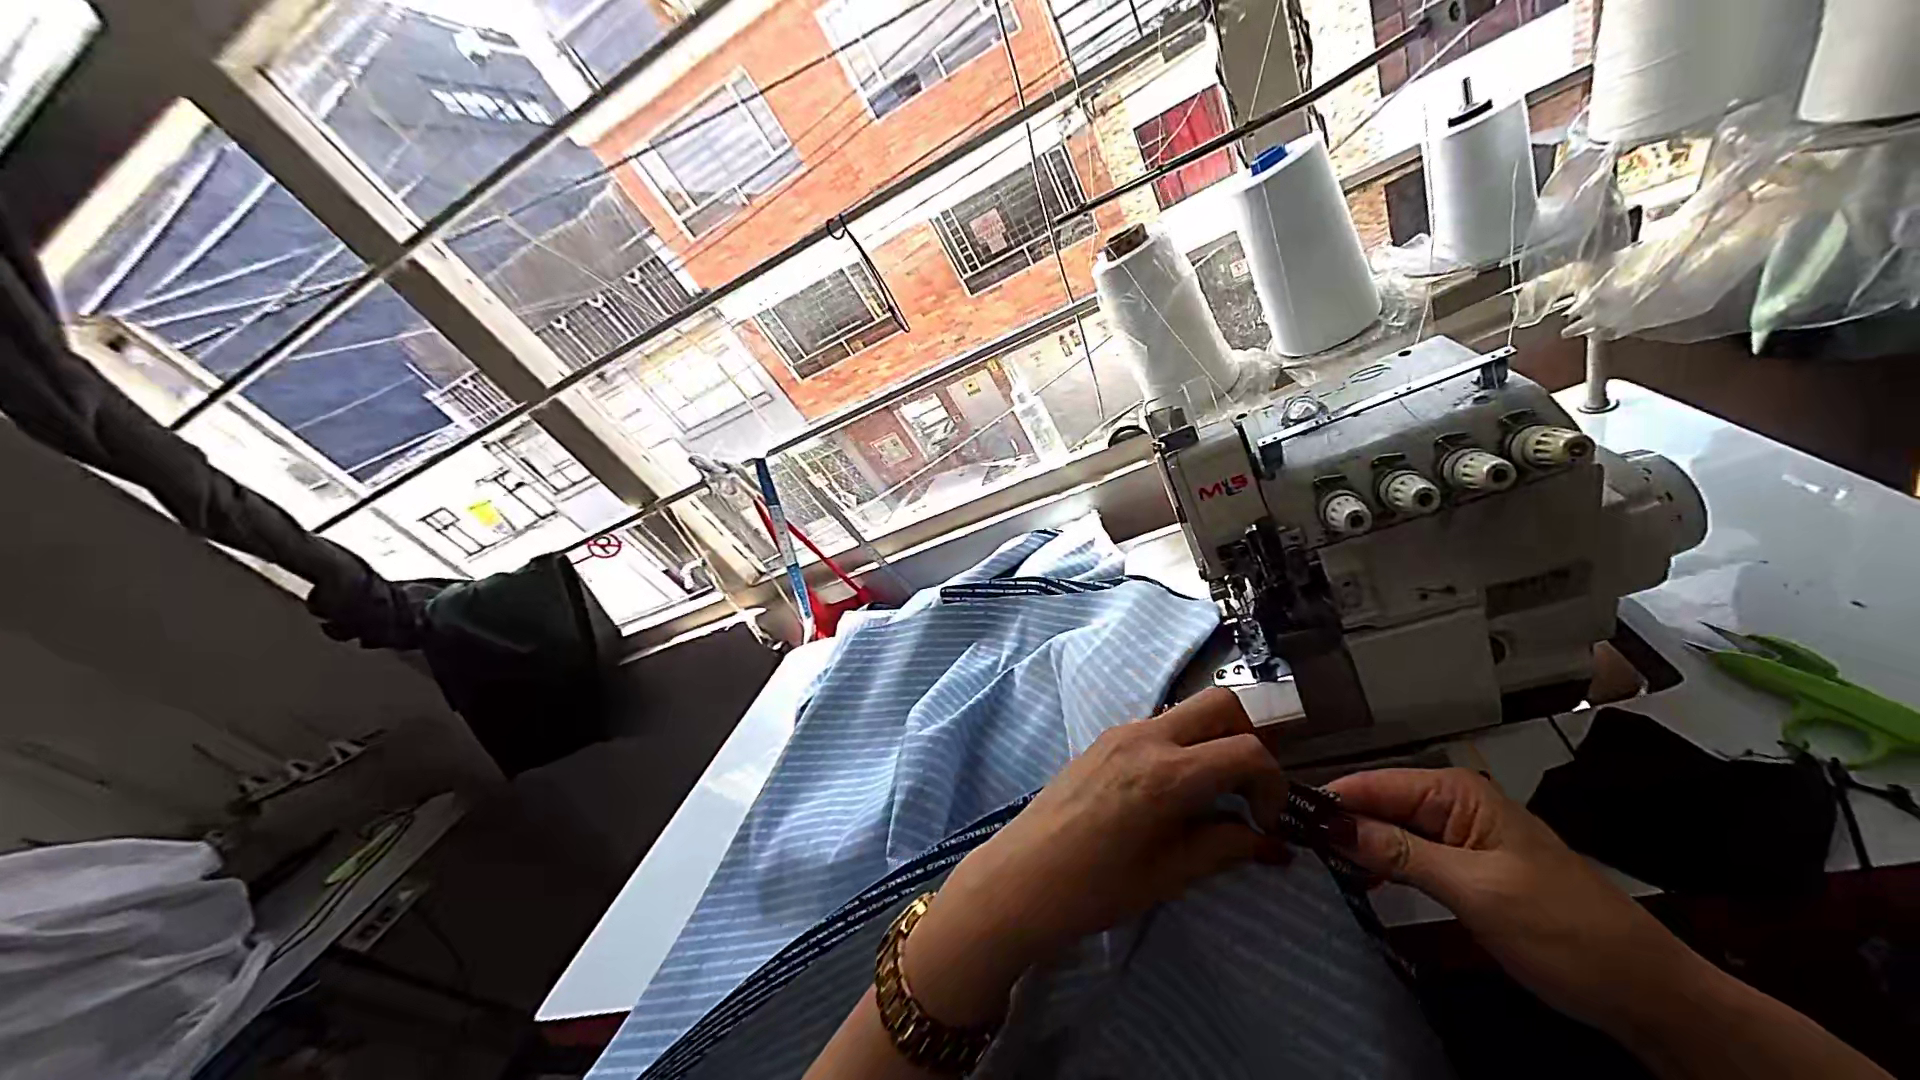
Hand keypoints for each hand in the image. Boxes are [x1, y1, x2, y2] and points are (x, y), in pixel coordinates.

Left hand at [903, 688, 1289, 1024]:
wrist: (1021, 877)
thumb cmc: (1096, 886)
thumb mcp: (1170, 874)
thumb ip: (1227, 847)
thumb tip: (1273, 843)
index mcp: (1168, 772)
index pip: (1247, 750)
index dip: (1273, 784)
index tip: (1266, 820)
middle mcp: (1146, 737)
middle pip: (1221, 703)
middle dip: (1250, 737)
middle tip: (1246, 790)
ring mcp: (1120, 733)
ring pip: (1187, 712)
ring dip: (1213, 741)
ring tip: (1210, 797)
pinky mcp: (1102, 740)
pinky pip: (1157, 726)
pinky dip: (1182, 746)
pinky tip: (1171, 793)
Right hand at [1327, 768, 1707, 1035]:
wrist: (1647, 993)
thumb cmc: (1566, 930)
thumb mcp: (1475, 889)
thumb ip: (1398, 852)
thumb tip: (1330, 825)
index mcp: (1457, 792)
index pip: (1372, 784)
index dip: (1329, 800)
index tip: (1283, 820)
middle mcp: (1452, 804)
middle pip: (1375, 804)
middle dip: (1337, 823)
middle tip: (1292, 848)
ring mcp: (1457, 836)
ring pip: (1386, 830)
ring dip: (1354, 846)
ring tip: (1315, 865)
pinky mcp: (1461, 867)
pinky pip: (1404, 854)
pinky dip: (1379, 865)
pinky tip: (1357, 880)